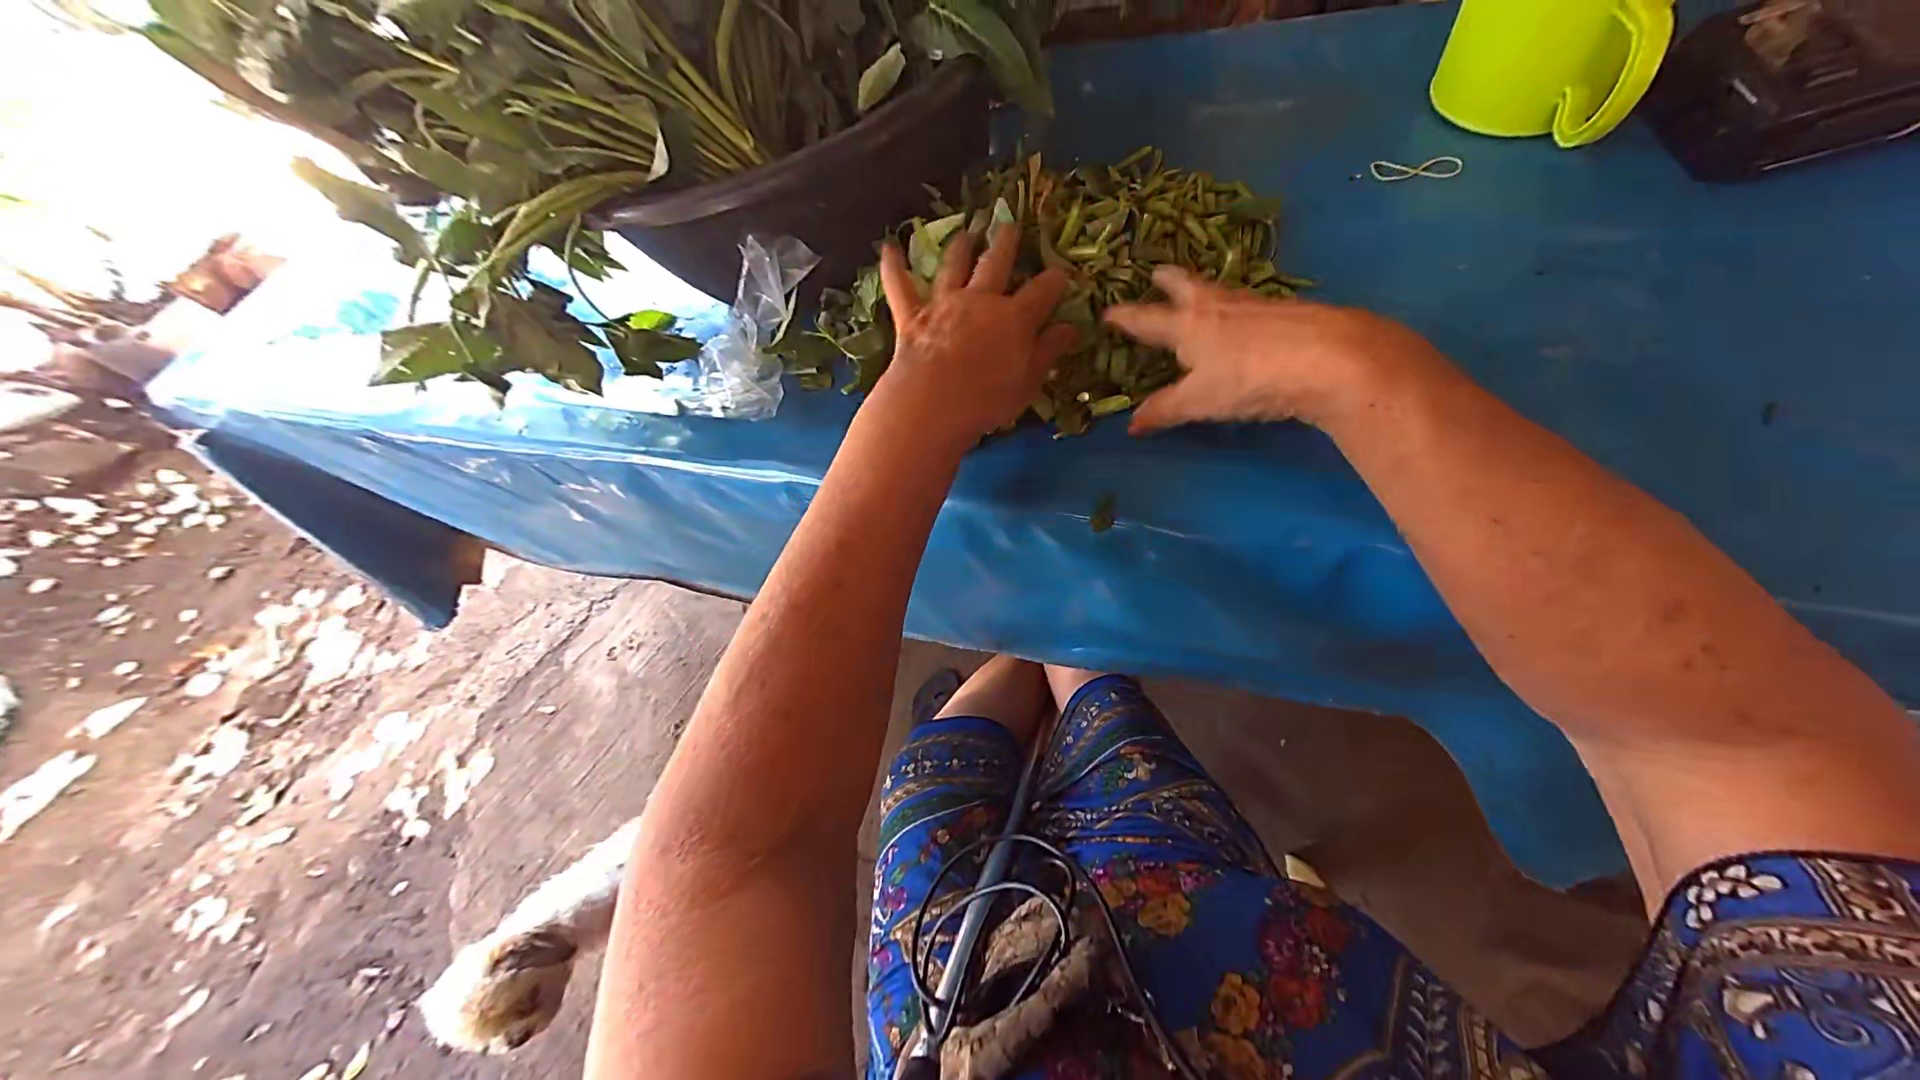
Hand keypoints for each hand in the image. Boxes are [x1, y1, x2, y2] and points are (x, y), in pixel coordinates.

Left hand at [870, 224, 1077, 451]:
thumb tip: (1071, 328)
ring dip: (961, 246)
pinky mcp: (913, 316)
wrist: (932, 404)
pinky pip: (901, 285)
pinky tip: (888, 248)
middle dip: (1006, 242)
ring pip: (954, 266)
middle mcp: (981, 301)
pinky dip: (893, 266)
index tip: (1062, 273)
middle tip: (1011, 225)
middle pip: (997, 263)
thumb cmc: (986, 401)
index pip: (1043, 291)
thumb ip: (1048, 352)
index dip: (1055, 280)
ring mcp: (944, 304)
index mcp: (1015, 318)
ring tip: (966, 232)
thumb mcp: (1027, 382)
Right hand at [1104, 267, 1440, 433]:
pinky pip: (1249, 304)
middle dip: (1167, 280)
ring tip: (1198, 294)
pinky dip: (1236, 306)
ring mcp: (1255, 304)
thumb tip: (1132, 425)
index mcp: (1187, 325)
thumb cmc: (1249, 378)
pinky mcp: (1287, 311)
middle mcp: (1217, 306)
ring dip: (1203, 290)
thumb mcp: (1199, 402)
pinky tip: (1245, 318)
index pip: (1146, 319)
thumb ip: (1164, 410)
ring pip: (1220, 291)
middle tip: (1156, 272)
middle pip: (1186, 286)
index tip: (1107, 313)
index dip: (1124, 318)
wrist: (1331, 358)